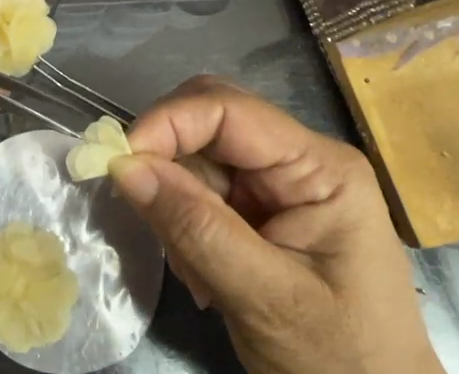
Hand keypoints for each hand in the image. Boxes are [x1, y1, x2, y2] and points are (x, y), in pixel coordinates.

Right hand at [108, 77, 443, 373]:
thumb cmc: (339, 359)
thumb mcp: (266, 299)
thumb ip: (196, 229)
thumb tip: (122, 166)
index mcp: (320, 167)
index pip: (228, 110)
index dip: (168, 123)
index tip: (119, 163)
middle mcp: (299, 159)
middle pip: (208, 119)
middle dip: (168, 159)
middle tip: (149, 213)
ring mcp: (279, 183)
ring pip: (197, 154)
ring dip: (175, 201)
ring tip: (195, 272)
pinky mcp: (261, 208)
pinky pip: (201, 188)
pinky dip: (184, 222)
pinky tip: (204, 273)